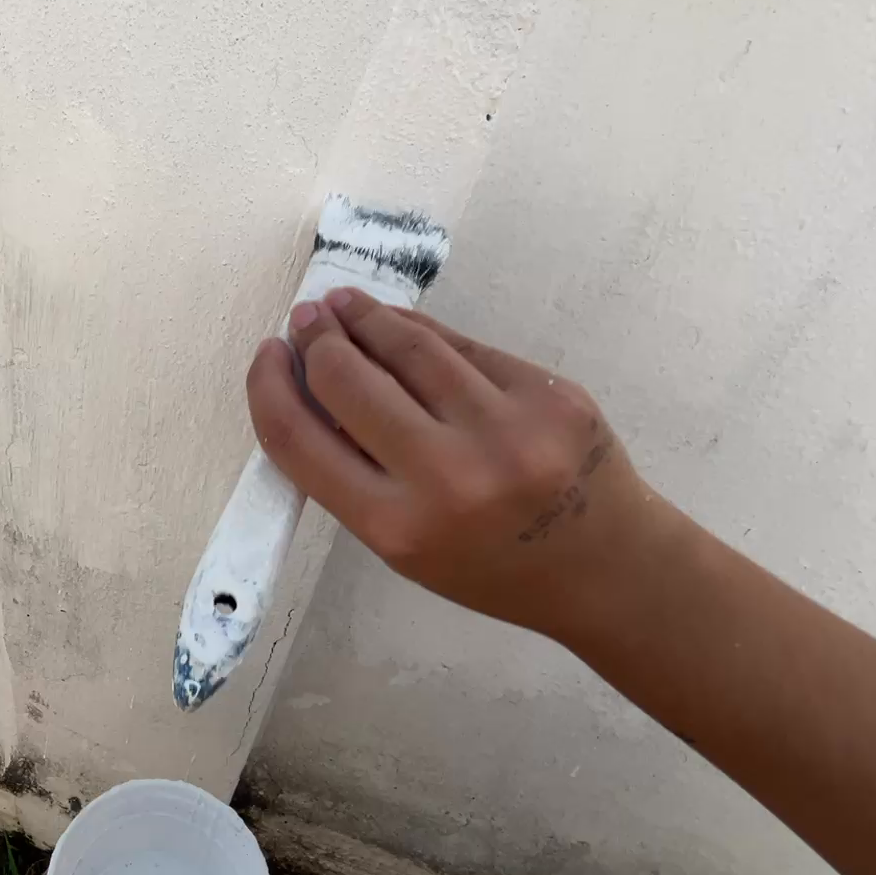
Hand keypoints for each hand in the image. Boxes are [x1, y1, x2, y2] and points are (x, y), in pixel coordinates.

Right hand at [246, 288, 682, 640]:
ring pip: (406, 346)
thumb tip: (307, 380)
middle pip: (345, 378)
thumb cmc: (485, 566)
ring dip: (363, 316)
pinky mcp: (551, 395)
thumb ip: (345, 467)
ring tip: (343, 304)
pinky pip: (463, 346)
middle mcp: (448, 477)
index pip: (296, 436)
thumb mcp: (397, 541)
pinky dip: (420, 331)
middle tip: (306, 319)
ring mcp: (507, 430)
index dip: (268, 385)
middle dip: (316, 338)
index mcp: (395, 526)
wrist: (607, 570)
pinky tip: (398, 323)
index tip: (267, 355)